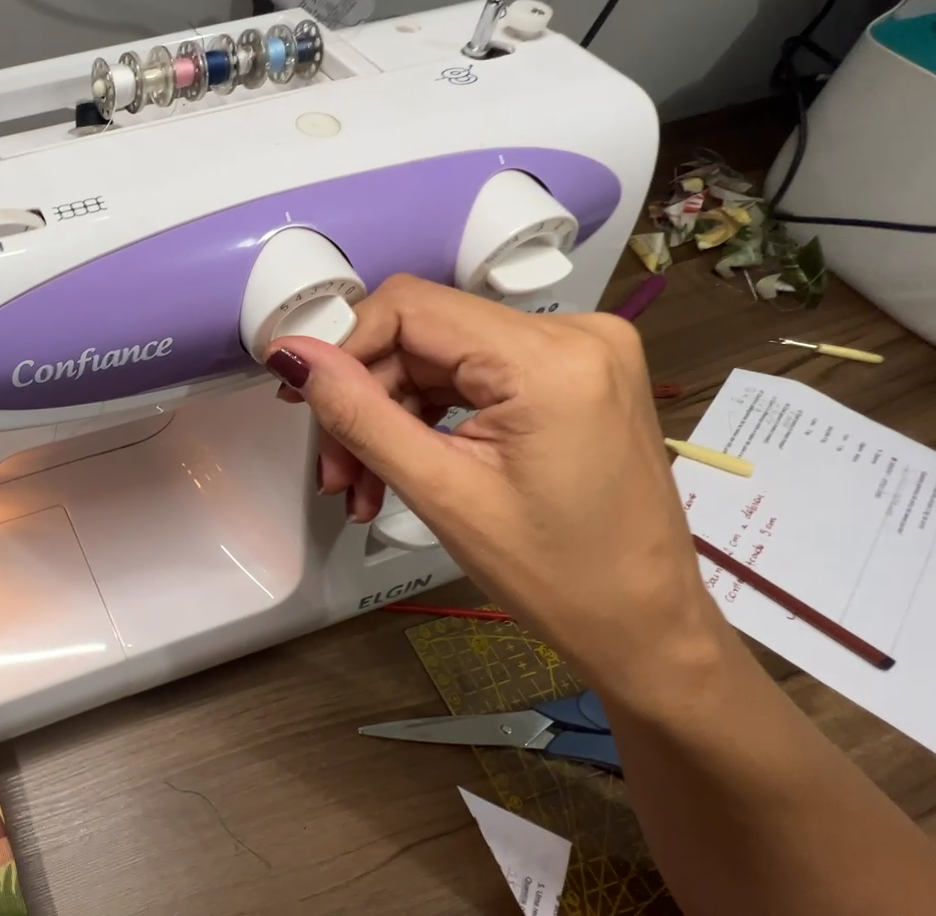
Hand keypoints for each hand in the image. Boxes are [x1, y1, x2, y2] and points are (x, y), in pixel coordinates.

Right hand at [265, 275, 727, 709]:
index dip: (341, 345)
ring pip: (435, 359)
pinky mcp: (568, 375)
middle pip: (420, 336)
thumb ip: (358, 414)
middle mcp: (572, 332)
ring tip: (359, 485)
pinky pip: (468, 377)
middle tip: (333, 471)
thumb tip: (291, 354)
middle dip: (362, 400)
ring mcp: (575, 351)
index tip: (298, 399)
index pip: (409, 307)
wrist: (645, 628)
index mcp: (550, 358)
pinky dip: (424, 419)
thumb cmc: (556, 577)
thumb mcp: (440, 492)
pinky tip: (399, 468)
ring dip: (386, 417)